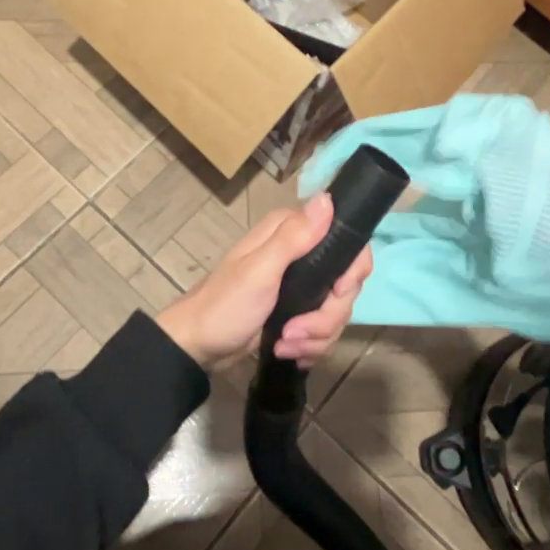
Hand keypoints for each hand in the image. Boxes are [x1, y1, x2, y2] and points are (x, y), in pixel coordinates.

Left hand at [155, 193, 372, 370]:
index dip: (351, 272)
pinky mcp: (298, 311)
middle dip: (325, 318)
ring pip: (336, 312)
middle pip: (345, 287)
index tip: (337, 293)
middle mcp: (301, 253)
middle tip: (295, 331)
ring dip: (314, 337)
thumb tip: (328, 198)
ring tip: (284, 345)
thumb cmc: (224, 305)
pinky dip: (310, 345)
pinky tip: (289, 351)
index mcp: (290, 233)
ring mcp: (301, 285)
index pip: (348, 244)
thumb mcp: (259, 271)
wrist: (198, 346)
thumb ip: (294, 237)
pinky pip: (324, 329)